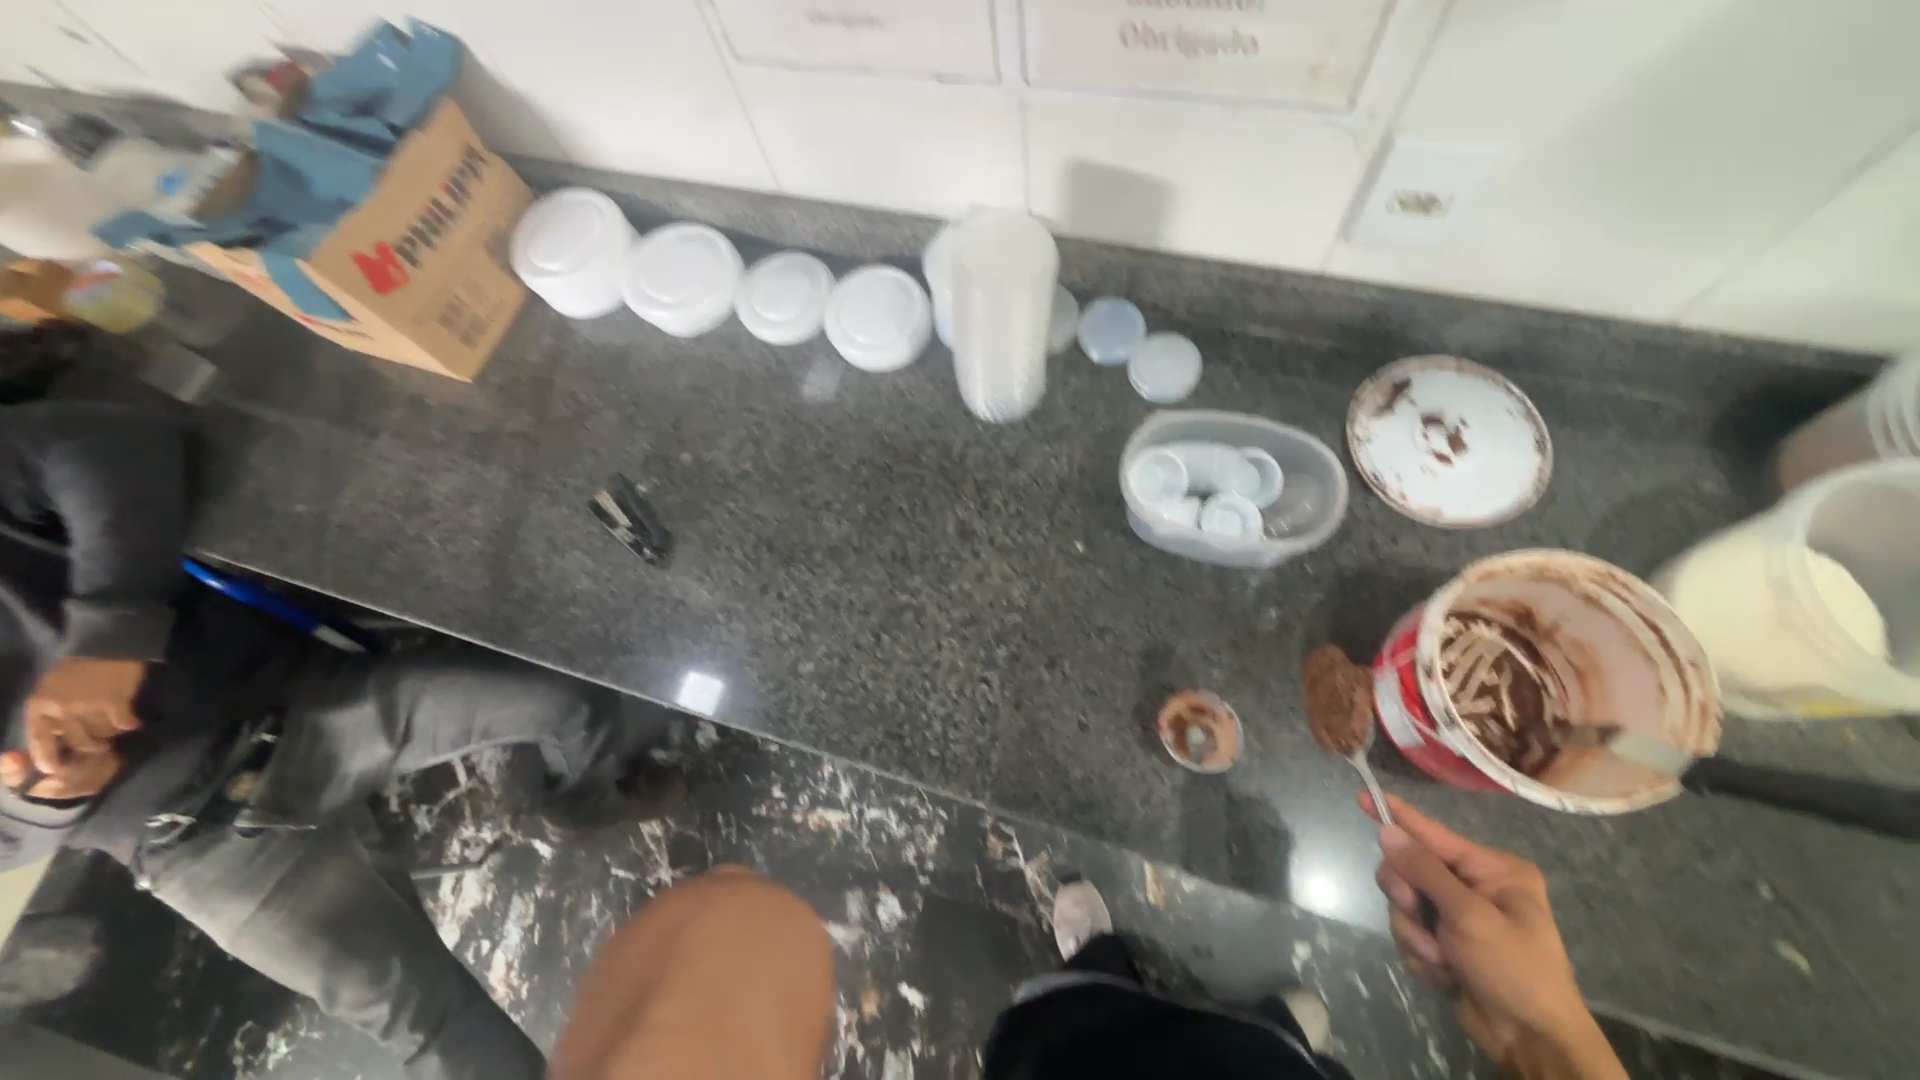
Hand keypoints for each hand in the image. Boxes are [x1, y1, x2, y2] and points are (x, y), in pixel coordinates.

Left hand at [6, 658, 145, 799]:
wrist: (107, 646)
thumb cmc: (76, 669)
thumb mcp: (52, 691)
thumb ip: (53, 713)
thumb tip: (62, 736)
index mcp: (40, 707)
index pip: (38, 739)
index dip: (46, 757)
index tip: (54, 770)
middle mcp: (60, 710)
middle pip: (75, 741)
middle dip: (90, 746)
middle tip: (100, 746)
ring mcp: (87, 707)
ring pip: (100, 734)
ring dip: (110, 734)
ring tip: (117, 729)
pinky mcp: (114, 703)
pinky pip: (122, 724)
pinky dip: (129, 725)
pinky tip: (134, 722)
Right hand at [1363, 793, 1626, 1079]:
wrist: (1531, 1041)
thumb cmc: (1515, 971)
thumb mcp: (1471, 918)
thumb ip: (1425, 871)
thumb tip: (1386, 831)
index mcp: (1493, 870)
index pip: (1433, 834)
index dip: (1397, 817)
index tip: (1361, 796)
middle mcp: (1473, 885)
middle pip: (1408, 869)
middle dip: (1410, 900)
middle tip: (1421, 917)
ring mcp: (1456, 914)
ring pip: (1402, 904)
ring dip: (1416, 935)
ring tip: (1444, 960)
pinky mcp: (1443, 940)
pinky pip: (1407, 931)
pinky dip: (1420, 954)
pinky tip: (1446, 974)